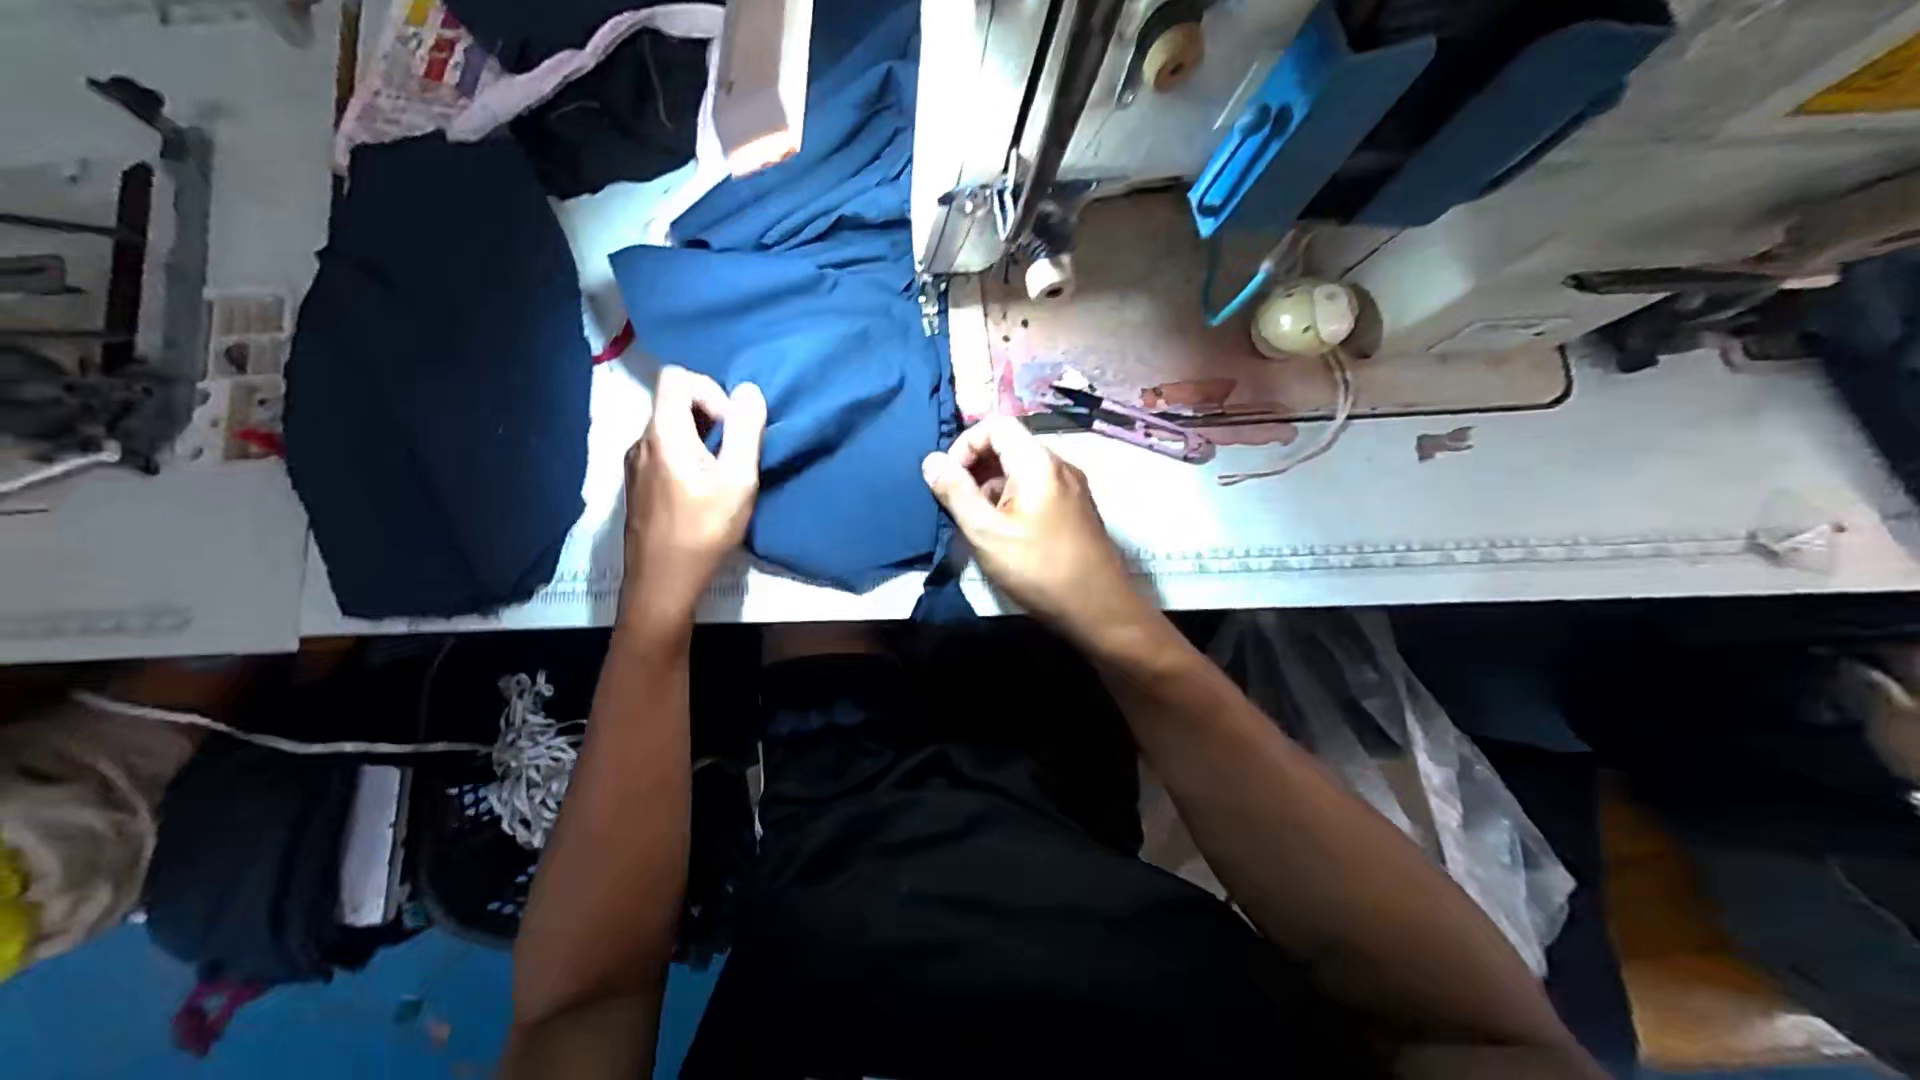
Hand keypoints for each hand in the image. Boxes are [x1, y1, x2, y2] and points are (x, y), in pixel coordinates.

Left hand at [621, 366, 765, 636]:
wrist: (662, 583)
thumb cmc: (704, 531)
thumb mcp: (738, 481)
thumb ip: (745, 432)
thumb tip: (749, 390)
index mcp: (663, 434)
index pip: (677, 377)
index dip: (711, 389)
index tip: (732, 426)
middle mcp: (641, 441)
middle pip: (673, 401)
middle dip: (711, 414)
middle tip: (735, 451)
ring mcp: (634, 465)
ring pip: (668, 428)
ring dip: (701, 437)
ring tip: (724, 473)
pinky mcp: (637, 486)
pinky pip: (663, 452)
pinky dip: (687, 455)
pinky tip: (704, 491)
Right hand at [920, 417, 1156, 649]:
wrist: (1099, 609)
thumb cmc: (1038, 569)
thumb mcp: (985, 533)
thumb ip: (955, 493)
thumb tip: (931, 461)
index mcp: (1038, 463)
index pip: (996, 424)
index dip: (965, 444)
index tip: (950, 479)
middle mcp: (1060, 465)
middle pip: (1010, 444)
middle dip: (976, 467)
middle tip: (959, 503)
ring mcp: (1072, 487)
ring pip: (1022, 468)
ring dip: (993, 485)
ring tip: (980, 522)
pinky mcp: (1077, 508)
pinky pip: (1038, 487)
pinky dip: (1014, 498)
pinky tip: (1006, 533)